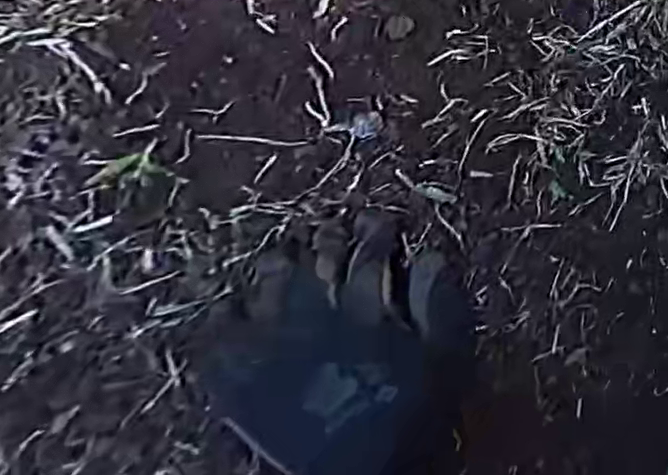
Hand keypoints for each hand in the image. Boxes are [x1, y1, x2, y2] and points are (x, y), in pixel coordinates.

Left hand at [201, 212, 474, 474]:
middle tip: (334, 226)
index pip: (369, 253)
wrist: (361, 472)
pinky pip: (220, 340)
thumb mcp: (447, 350)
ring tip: (286, 251)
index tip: (379, 217)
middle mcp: (319, 322)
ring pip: (270, 288)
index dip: (376, 229)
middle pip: (318, 262)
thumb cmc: (412, 408)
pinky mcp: (245, 385)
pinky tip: (232, 304)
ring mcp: (277, 351)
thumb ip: (440, 300)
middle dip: (328, 237)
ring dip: (279, 264)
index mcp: (367, 312)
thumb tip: (431, 252)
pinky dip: (224, 316)